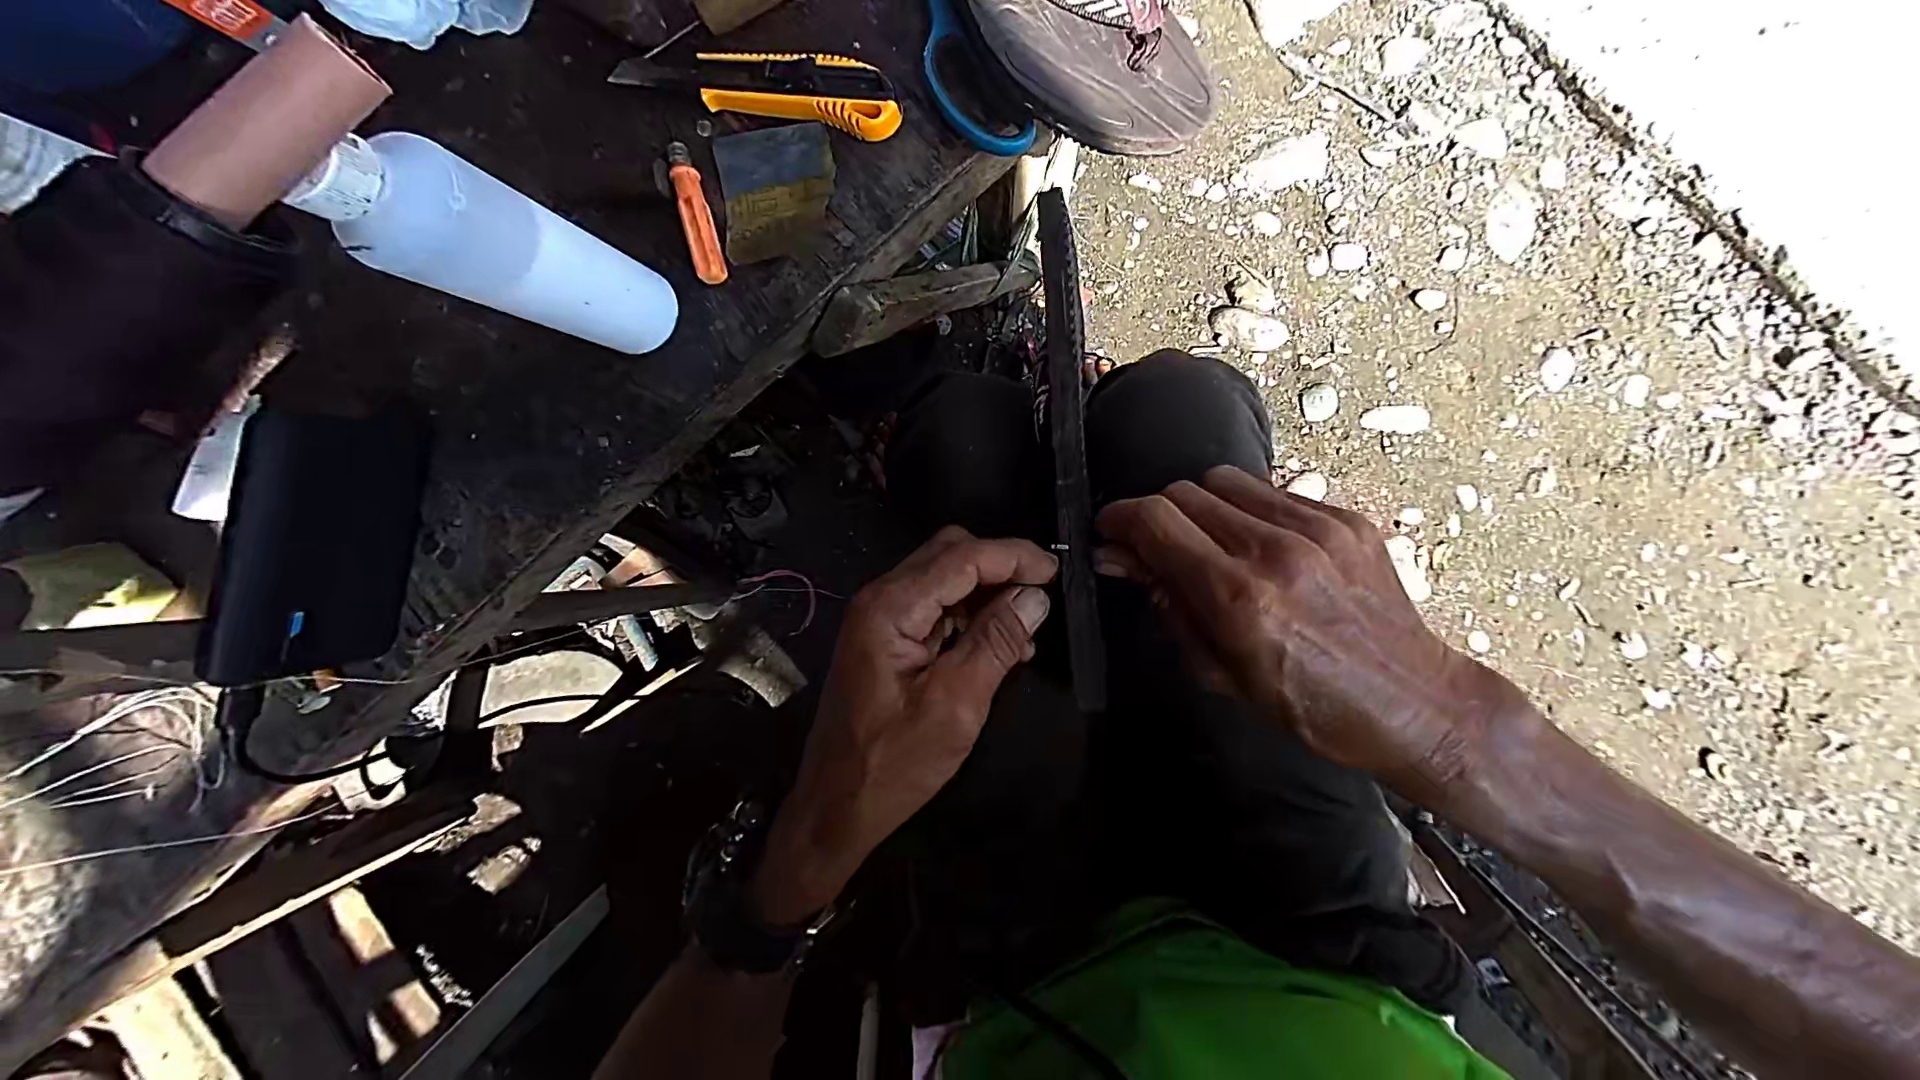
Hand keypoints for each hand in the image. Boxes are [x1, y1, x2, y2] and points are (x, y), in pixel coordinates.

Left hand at [750, 527, 1056, 925]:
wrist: (835, 806)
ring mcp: (881, 618)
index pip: (961, 557)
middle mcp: (881, 599)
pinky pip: (936, 608)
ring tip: (1027, 629)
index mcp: (890, 608)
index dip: (1013, 556)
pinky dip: (970, 615)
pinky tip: (1000, 643)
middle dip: (1000, 566)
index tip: (1056, 571)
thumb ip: (995, 642)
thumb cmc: (893, 763)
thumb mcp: (955, 705)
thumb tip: (1034, 597)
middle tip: (1042, 596)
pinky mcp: (887, 639)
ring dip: (988, 592)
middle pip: (949, 554)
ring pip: (944, 577)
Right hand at [1095, 465, 1523, 805]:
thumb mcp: (1218, 670)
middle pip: (1182, 492)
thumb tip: (1120, 559)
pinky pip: (1270, 490)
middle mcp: (1275, 551)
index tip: (1109, 531)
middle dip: (1155, 515)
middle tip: (1156, 546)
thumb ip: (1165, 603)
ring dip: (1199, 506)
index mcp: (1238, 597)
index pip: (1155, 521)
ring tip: (1208, 541)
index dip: (1118, 519)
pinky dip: (1246, 510)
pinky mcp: (1345, 520)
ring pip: (1223, 479)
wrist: (1414, 704)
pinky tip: (1256, 544)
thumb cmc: (1309, 705)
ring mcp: (1317, 529)